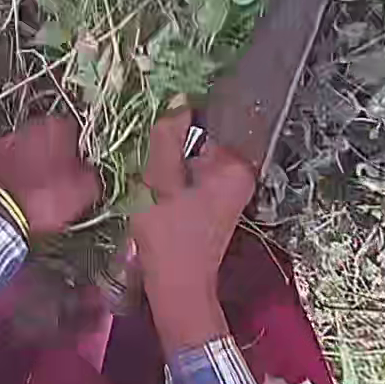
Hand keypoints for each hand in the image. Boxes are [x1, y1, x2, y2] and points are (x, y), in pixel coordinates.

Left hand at [0, 114, 99, 234]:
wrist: (4, 212)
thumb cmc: (45, 197)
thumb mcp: (85, 190)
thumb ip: (92, 173)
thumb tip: (91, 175)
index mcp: (57, 126)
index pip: (76, 129)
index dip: (80, 150)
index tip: (82, 165)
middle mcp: (32, 126)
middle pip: (51, 137)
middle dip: (57, 153)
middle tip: (64, 176)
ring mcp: (10, 140)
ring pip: (31, 147)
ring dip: (36, 160)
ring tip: (43, 186)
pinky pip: (14, 161)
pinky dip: (19, 170)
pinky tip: (25, 189)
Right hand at [130, 109, 256, 350]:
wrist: (176, 286)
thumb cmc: (168, 233)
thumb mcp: (159, 179)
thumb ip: (167, 136)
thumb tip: (177, 97)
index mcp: (235, 166)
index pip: (204, 122)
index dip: (173, 123)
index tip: (150, 131)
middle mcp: (239, 175)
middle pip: (196, 140)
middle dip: (169, 145)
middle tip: (145, 160)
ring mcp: (227, 190)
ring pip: (189, 158)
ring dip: (167, 162)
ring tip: (147, 175)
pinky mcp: (212, 203)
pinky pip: (189, 175)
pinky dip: (171, 177)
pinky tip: (154, 188)